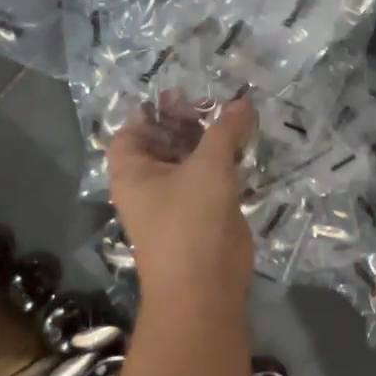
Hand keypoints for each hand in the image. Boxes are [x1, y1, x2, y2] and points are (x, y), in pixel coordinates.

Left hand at [109, 96, 256, 304]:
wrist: (204, 282)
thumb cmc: (191, 219)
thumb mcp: (209, 165)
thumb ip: (226, 129)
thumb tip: (242, 101)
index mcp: (134, 174)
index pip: (129, 135)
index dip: (149, 113)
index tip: (181, 93)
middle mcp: (150, 185)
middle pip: (162, 143)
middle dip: (186, 120)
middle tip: (216, 99)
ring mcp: (177, 199)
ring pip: (189, 159)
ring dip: (210, 138)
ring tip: (237, 114)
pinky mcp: (204, 210)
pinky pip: (210, 175)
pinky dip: (225, 158)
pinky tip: (247, 144)